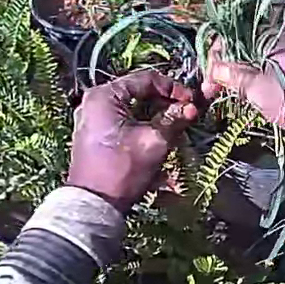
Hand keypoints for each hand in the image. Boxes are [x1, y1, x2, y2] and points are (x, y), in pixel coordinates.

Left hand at [67, 70, 199, 208]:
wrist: (94, 204)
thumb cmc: (123, 169)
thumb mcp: (154, 142)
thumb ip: (174, 120)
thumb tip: (192, 107)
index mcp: (104, 96)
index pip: (146, 79)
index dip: (173, 88)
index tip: (191, 101)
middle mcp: (94, 102)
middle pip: (138, 93)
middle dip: (165, 103)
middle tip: (185, 114)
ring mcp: (92, 119)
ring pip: (132, 108)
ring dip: (156, 116)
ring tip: (174, 127)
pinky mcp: (94, 135)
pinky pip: (123, 121)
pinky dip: (142, 125)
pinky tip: (157, 137)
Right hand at [203, 35, 284, 174]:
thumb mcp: (260, 92)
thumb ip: (234, 77)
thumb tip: (215, 67)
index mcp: (267, 34)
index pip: (228, 37)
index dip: (214, 60)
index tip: (209, 85)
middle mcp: (282, 34)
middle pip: (243, 43)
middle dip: (228, 64)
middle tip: (219, 89)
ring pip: (259, 53)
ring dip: (244, 70)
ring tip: (237, 93)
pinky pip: (275, 61)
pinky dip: (262, 73)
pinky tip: (259, 91)